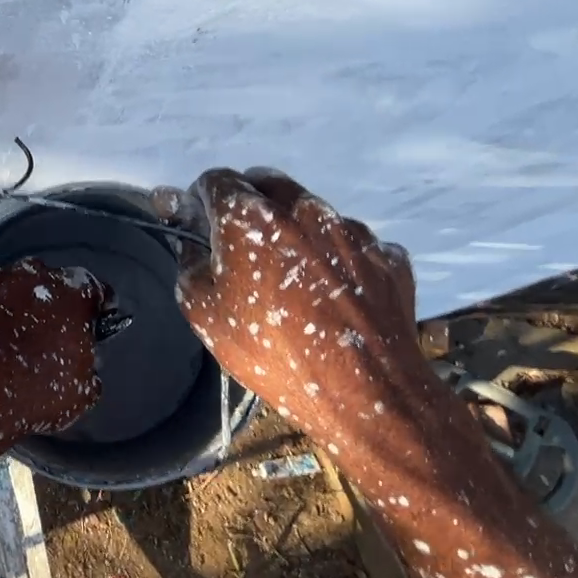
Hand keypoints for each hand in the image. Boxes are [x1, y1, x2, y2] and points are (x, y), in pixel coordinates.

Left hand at [0, 258, 105, 438]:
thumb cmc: (35, 390)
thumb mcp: (83, 389)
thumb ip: (90, 360)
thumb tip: (82, 356)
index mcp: (74, 293)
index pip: (98, 290)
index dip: (100, 308)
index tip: (96, 323)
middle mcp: (39, 274)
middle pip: (60, 281)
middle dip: (63, 301)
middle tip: (61, 329)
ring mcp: (3, 278)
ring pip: (26, 281)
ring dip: (31, 298)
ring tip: (29, 327)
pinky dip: (3, 303)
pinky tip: (2, 327)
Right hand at [159, 168, 424, 446]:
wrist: (368, 398)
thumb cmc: (270, 351)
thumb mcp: (201, 311)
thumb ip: (188, 261)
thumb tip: (191, 241)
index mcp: (250, 216)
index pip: (216, 179)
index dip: (200, 199)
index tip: (198, 225)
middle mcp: (304, 209)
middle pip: (266, 183)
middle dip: (248, 203)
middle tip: (241, 244)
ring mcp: (353, 232)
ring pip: (312, 212)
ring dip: (294, 228)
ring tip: (292, 273)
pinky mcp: (389, 258)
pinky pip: (351, 243)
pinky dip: (335, 256)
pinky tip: (332, 292)